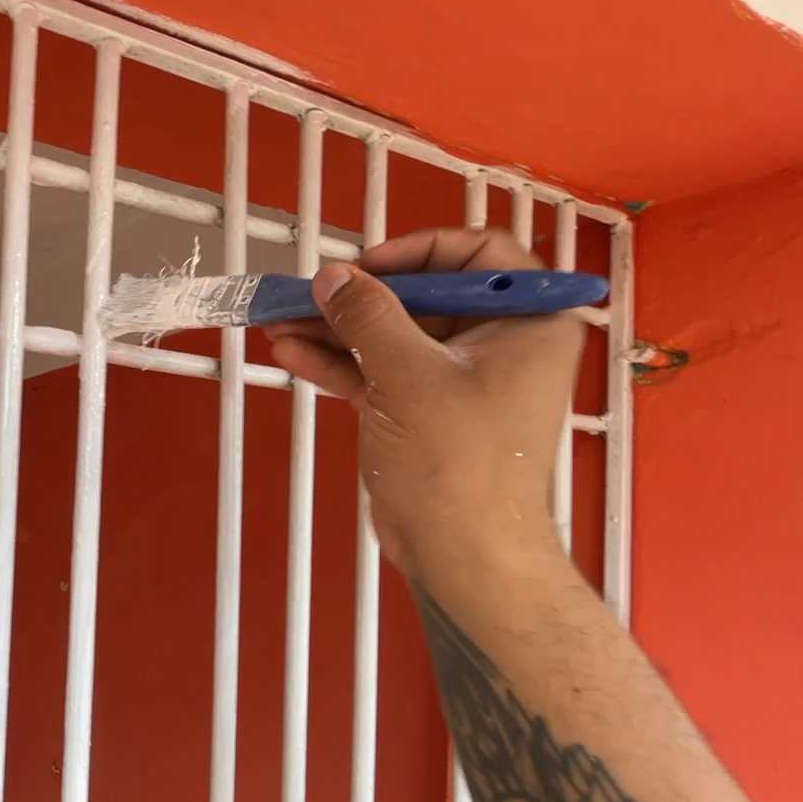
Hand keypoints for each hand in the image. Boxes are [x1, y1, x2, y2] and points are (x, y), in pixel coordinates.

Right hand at [263, 227, 583, 578]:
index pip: (477, 255)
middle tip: (302, 296)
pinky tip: (291, 354)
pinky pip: (373, 372)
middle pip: (419, 298)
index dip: (417, 252)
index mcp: (525, 321)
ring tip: (278, 323)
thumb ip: (368, 317)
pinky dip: (335, 363)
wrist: (459, 549)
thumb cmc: (457, 459)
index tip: (362, 266)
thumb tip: (331, 275)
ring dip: (333, 331)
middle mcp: (492, 342)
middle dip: (356, 298)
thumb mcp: (410, 376)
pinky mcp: (415, 410)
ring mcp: (450, 379)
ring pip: (387, 337)